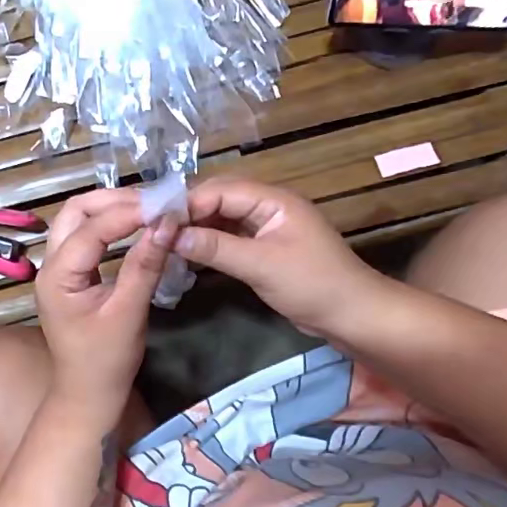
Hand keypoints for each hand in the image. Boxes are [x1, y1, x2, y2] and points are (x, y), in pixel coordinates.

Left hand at [35, 189, 176, 418]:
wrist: (88, 394)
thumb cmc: (106, 361)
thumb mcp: (129, 313)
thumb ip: (146, 266)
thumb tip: (168, 224)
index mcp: (58, 276)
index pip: (92, 227)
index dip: (129, 212)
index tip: (166, 206)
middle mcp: (51, 264)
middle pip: (76, 211)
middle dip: (115, 200)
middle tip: (156, 203)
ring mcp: (58, 268)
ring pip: (79, 220)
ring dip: (112, 209)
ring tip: (150, 209)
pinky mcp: (71, 274)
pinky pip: (86, 236)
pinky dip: (110, 225)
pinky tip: (136, 226)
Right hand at [174, 178, 392, 338]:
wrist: (351, 315)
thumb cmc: (312, 284)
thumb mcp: (261, 265)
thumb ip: (216, 248)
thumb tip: (172, 235)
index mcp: (273, 200)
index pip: (221, 190)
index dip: (188, 203)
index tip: (156, 221)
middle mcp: (268, 207)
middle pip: (219, 201)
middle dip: (188, 214)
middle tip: (154, 231)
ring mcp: (266, 229)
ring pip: (222, 220)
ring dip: (197, 229)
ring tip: (165, 243)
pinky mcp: (265, 250)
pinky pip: (230, 239)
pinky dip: (209, 245)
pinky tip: (188, 254)